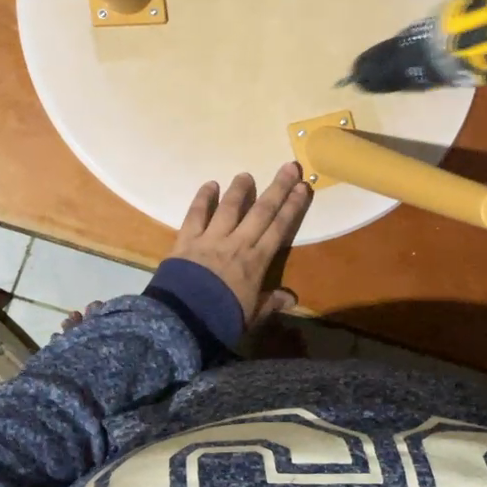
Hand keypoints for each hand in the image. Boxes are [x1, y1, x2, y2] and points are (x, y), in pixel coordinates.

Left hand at [169, 161, 310, 325]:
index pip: (279, 228)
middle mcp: (237, 243)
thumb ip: (271, 303)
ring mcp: (211, 238)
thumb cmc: (222, 319)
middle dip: (277, 188)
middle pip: (261, 211)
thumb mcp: (252, 316)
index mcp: (256, 261)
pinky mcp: (186, 240)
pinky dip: (203, 198)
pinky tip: (210, 185)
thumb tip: (292, 299)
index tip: (302, 187)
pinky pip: (195, 214)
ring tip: (246, 175)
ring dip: (240, 190)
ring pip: (229, 208)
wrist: (185, 319)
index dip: (292, 207)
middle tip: (289, 166)